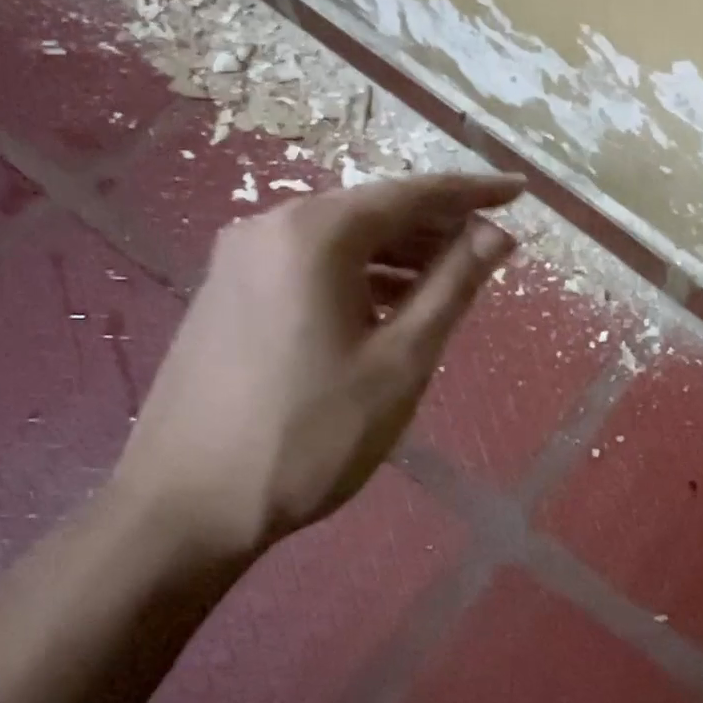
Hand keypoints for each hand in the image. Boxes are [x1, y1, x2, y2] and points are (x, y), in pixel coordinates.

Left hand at [111, 173, 522, 554]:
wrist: (182, 511)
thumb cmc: (310, 433)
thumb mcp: (400, 359)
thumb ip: (453, 285)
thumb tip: (495, 235)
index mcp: (315, 233)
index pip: (414, 194)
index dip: (474, 192)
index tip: (520, 192)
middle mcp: (271, 228)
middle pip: (376, 211)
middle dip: (439, 226)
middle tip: (494, 248)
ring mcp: (241, 260)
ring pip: (344, 238)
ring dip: (402, 253)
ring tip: (454, 280)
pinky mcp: (228, 292)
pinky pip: (312, 263)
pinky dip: (362, 274)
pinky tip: (392, 305)